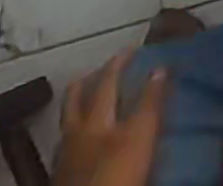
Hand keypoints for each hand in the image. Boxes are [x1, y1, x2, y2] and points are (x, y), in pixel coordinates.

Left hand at [53, 51, 167, 185]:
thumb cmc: (116, 174)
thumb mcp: (141, 135)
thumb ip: (150, 101)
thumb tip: (160, 67)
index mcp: (95, 116)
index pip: (107, 79)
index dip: (120, 61)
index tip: (132, 49)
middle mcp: (75, 131)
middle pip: (75, 96)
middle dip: (88, 79)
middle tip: (102, 71)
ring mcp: (65, 155)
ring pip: (68, 122)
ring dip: (79, 108)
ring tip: (92, 105)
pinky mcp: (62, 178)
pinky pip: (66, 146)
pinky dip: (76, 136)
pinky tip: (84, 144)